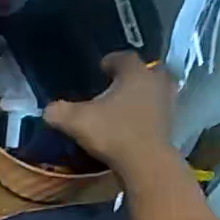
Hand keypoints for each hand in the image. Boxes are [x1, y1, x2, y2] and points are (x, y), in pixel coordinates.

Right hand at [42, 52, 177, 174]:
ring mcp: (167, 102)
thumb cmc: (112, 133)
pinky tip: (135, 123)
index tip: (101, 67)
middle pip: (147, 70)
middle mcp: (156, 81)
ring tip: (127, 104)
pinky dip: (148, 113)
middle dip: (133, 75)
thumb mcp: (76, 122)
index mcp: (134, 73)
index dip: (111, 60)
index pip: (124, 57)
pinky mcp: (171, 123)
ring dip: (144, 93)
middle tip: (118, 85)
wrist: (145, 162)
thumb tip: (49, 110)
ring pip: (156, 90)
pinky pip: (158, 110)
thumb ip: (58, 112)